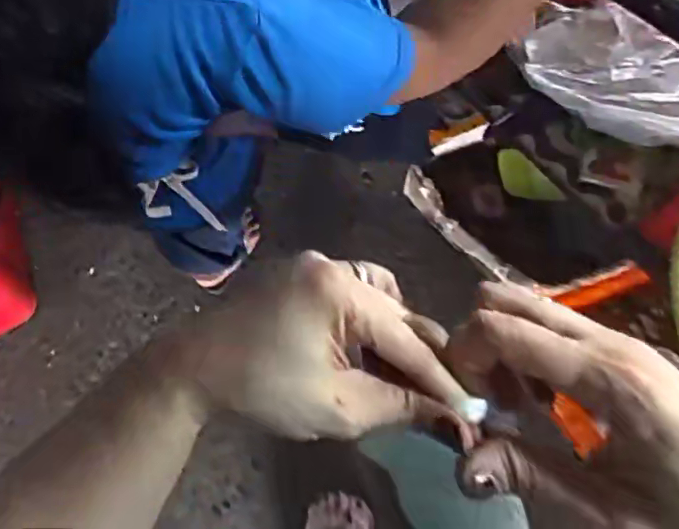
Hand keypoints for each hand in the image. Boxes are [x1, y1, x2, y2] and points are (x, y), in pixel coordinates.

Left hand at [169, 252, 477, 442]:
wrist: (198, 365)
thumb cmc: (264, 386)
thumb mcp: (340, 406)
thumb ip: (402, 405)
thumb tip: (455, 416)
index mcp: (336, 288)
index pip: (408, 337)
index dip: (445, 381)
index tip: (480, 416)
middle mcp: (325, 264)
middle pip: (395, 311)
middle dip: (423, 356)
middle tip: (448, 402)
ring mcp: (307, 264)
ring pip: (376, 295)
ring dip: (396, 334)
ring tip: (408, 379)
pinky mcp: (295, 274)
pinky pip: (348, 291)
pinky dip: (367, 320)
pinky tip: (370, 354)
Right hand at [447, 283, 678, 528]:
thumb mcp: (615, 519)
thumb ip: (529, 476)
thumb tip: (459, 462)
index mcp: (608, 375)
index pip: (496, 326)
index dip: (465, 358)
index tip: (476, 407)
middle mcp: (610, 341)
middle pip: (502, 297)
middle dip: (477, 340)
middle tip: (492, 398)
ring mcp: (623, 343)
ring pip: (524, 305)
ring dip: (502, 342)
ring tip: (520, 401)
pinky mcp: (631, 354)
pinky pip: (553, 325)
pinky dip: (530, 348)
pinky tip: (551, 400)